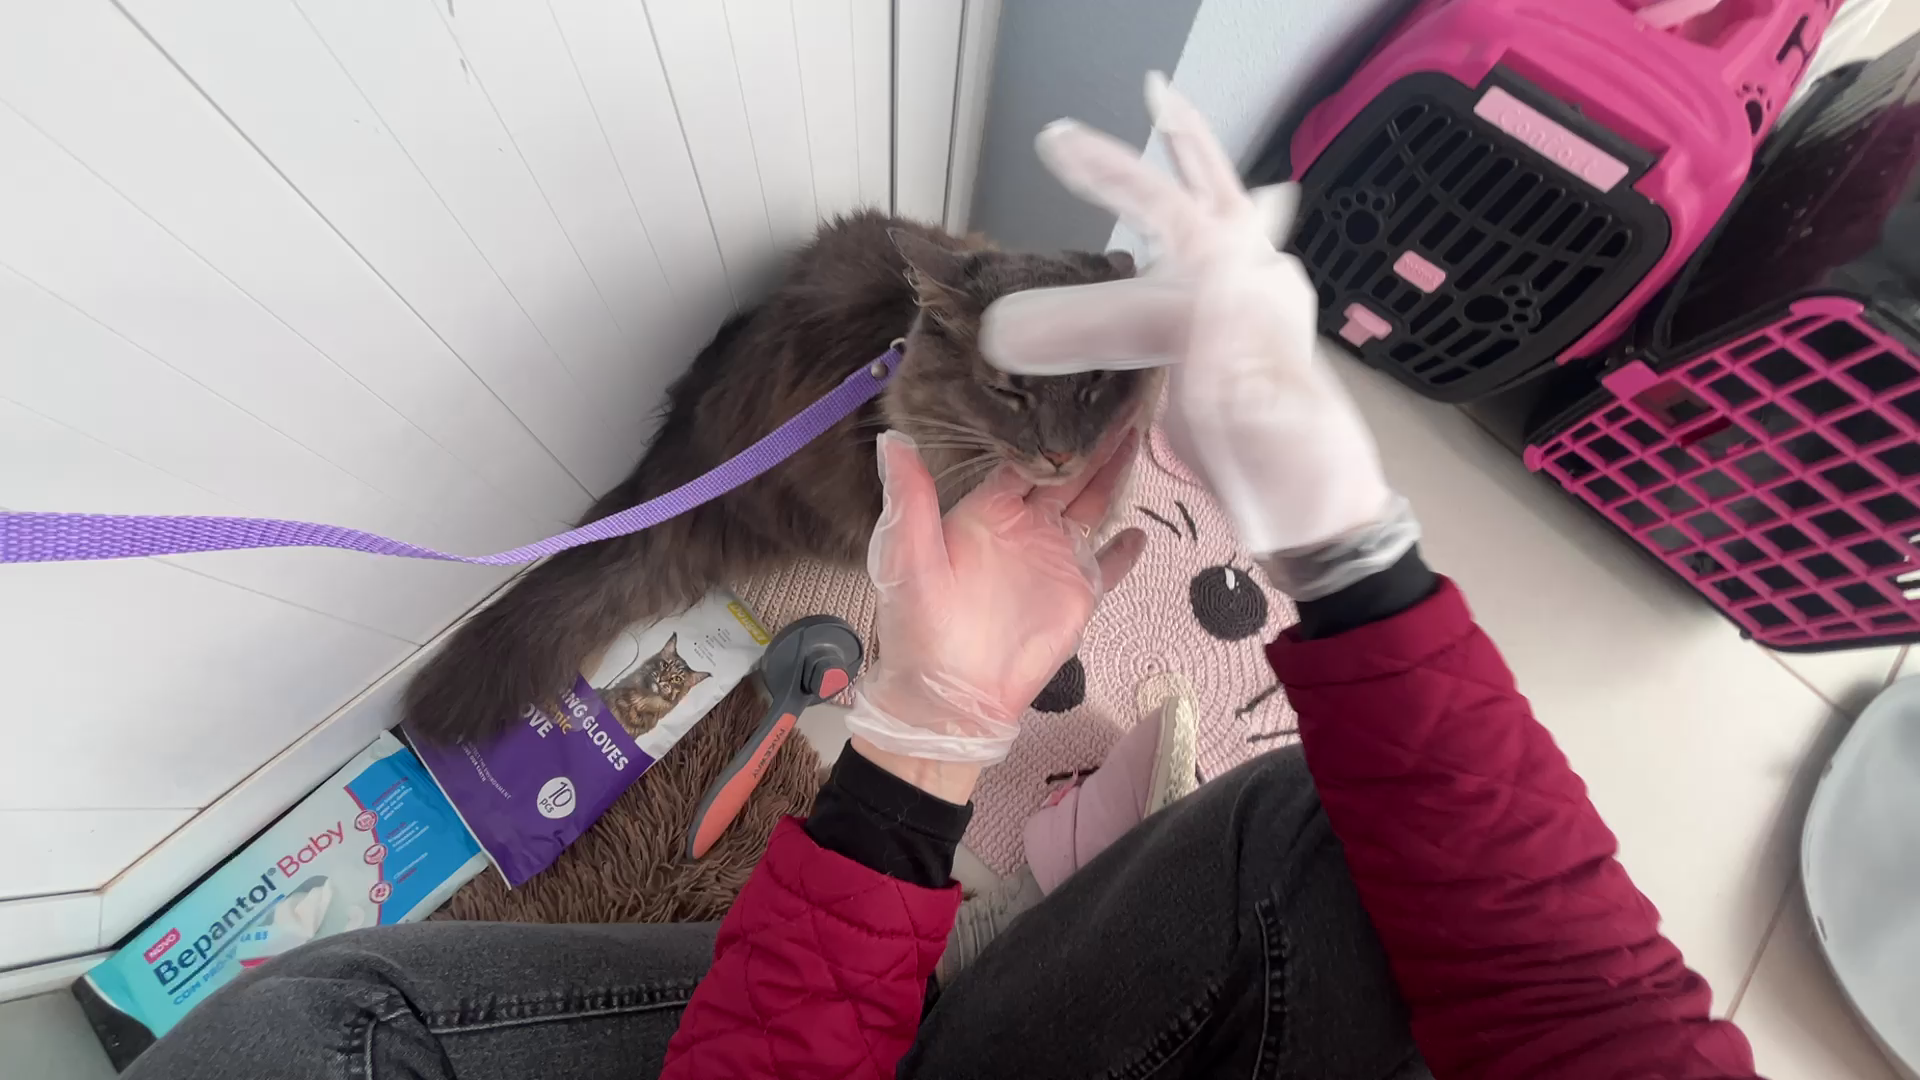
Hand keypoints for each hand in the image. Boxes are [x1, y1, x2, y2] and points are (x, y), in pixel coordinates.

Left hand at [844, 430, 1145, 770]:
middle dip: (1092, 444)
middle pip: (1066, 475)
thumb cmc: (919, 624)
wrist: (950, 694)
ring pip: (1092, 509)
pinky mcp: (1077, 595)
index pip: (1022, 460)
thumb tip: (894, 439)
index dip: (1046, 432)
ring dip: (1113, 479)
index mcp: (987, 512)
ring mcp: (1053, 560)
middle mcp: (1025, 528)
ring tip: (1140, 442)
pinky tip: (1141, 532)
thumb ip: (909, 497)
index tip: (1071, 397)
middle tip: (1122, 404)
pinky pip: (1107, 567)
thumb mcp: (906, 555)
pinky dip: (1124, 552)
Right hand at [979, 73, 1393, 557]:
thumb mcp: (1270, 407)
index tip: (1057, 147)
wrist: (1316, 516)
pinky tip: (1138, 262)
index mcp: (1252, 298)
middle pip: (1210, 199)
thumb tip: (1213, 248)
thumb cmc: (1299, 473)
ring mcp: (1231, 323)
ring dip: (1152, 204)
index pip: (1180, 216)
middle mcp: (1248, 294)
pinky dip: (1138, 279)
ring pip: (1187, 247)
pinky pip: (1167, 303)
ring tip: (1116, 170)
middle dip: (1175, 147)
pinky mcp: (1211, 357)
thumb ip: (1243, 328)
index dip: (1118, 176)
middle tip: (1152, 92)